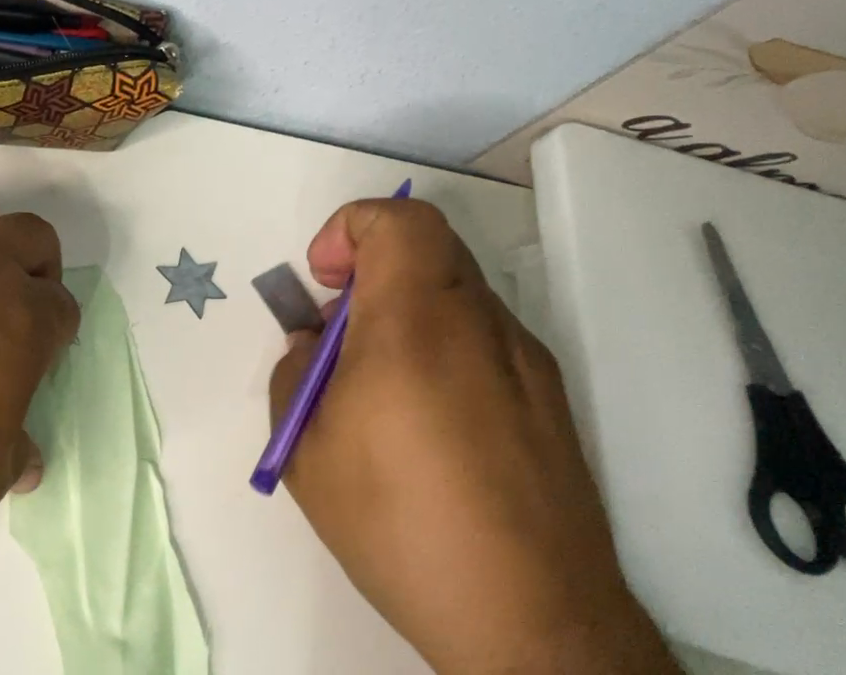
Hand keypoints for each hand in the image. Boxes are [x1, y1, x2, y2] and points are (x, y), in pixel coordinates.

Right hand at [270, 199, 679, 674]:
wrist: (533, 623)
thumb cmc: (400, 524)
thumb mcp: (305, 449)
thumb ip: (295, 374)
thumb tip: (316, 349)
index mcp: (416, 328)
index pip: (400, 223)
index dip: (350, 229)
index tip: (323, 283)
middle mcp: (482, 330)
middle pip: (429, 250)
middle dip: (369, 272)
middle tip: (338, 337)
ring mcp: (527, 366)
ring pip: (457, 295)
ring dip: (403, 312)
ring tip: (374, 391)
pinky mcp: (550, 406)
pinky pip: (482, 341)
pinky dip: (439, 349)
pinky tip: (422, 427)